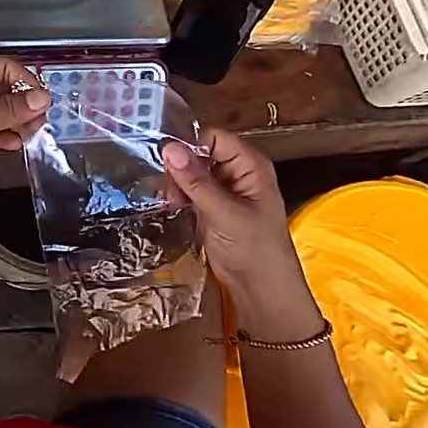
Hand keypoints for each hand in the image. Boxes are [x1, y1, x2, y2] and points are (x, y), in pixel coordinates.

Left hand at [0, 56, 50, 227]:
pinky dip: (3, 134)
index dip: (25, 82)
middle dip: (22, 103)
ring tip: (31, 134)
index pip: (2, 67)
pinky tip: (14, 143)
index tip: (41, 102)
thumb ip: (7, 110)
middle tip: (39, 121)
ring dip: (16, 120)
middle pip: (2, 87)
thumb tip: (41, 98)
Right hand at [163, 129, 315, 326]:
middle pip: (201, 153)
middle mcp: (237, 172)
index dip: (191, 145)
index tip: (167, 160)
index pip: (214, 138)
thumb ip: (196, 182)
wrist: (261, 289)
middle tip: (167, 187)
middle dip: (181, 166)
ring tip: (170, 201)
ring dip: (177, 183)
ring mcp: (224, 190)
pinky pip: (190, 190)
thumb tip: (170, 149)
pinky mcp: (212, 207)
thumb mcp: (224, 213)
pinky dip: (179, 195)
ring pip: (192, 172)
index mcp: (250, 165)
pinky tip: (171, 206)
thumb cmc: (255, 249)